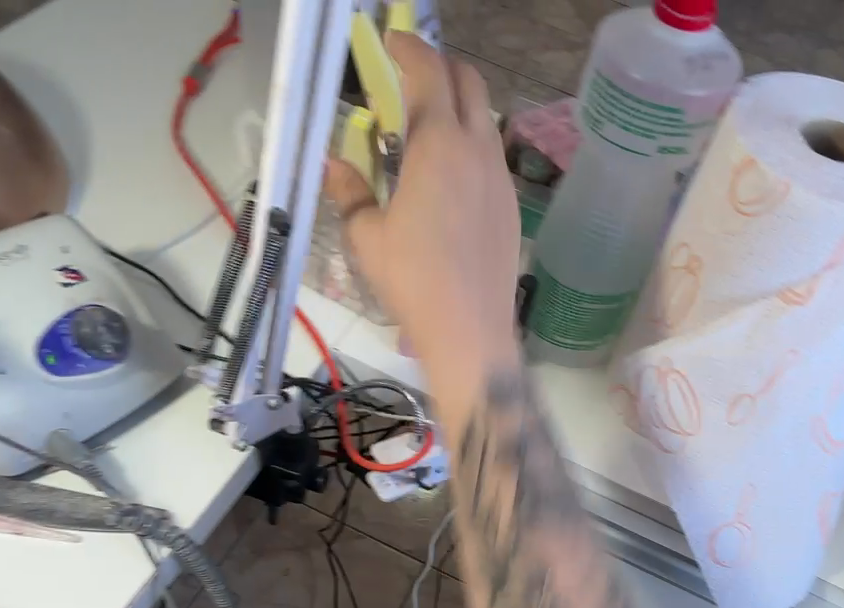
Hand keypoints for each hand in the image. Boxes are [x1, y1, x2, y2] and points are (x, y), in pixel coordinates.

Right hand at [323, 33, 521, 364]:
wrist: (470, 329)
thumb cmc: (412, 281)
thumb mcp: (368, 238)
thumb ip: (350, 193)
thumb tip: (332, 167)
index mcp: (439, 146)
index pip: (428, 73)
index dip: (408, 49)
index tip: (390, 42)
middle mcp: (478, 150)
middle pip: (469, 83)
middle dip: (440, 67)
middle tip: (410, 78)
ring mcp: (501, 178)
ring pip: (485, 120)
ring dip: (459, 107)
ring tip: (427, 131)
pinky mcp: (511, 206)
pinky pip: (492, 156)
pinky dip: (471, 145)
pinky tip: (451, 178)